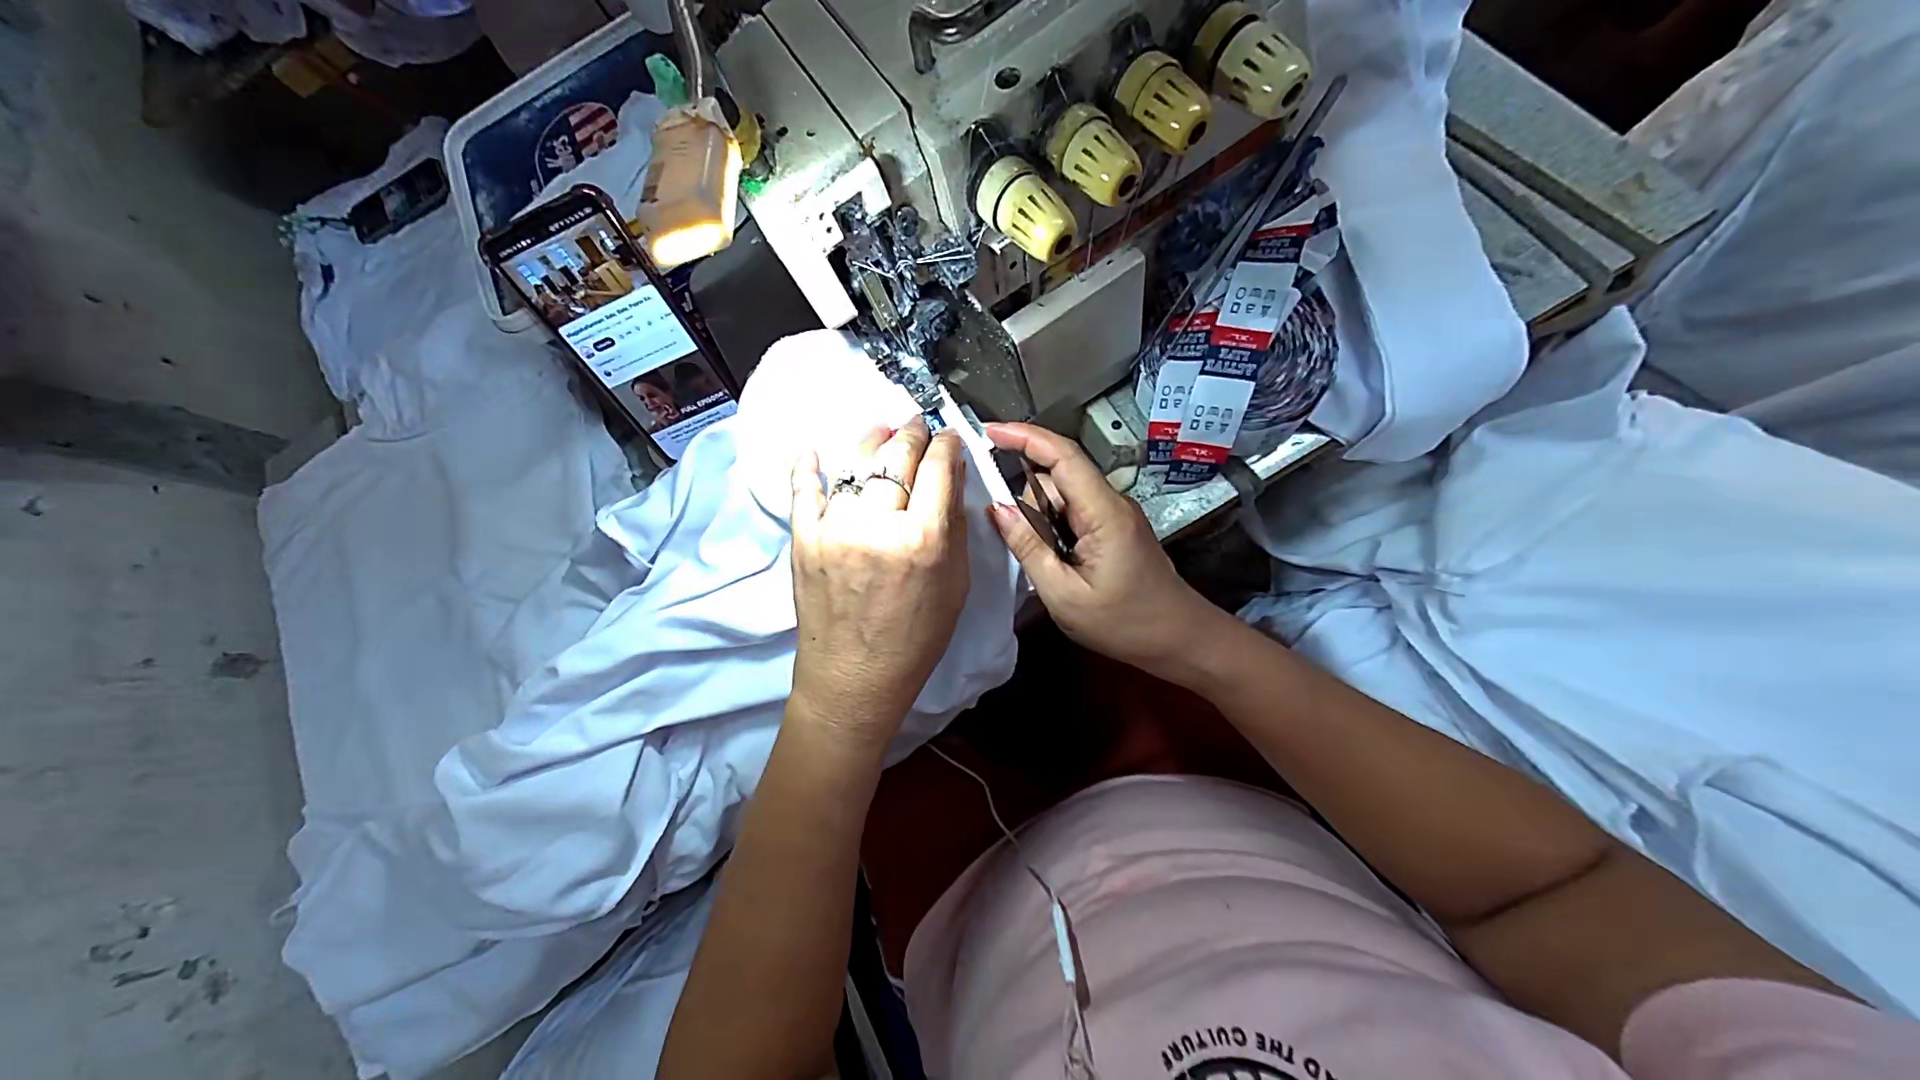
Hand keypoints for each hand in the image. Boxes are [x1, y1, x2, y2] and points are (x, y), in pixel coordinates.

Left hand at [789, 417, 970, 747]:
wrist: (854, 679)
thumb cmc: (915, 640)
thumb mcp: (956, 587)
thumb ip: (957, 530)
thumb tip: (951, 482)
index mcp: (925, 540)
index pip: (938, 468)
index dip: (946, 444)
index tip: (948, 438)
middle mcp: (879, 526)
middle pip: (897, 456)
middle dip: (912, 433)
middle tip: (917, 424)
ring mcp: (835, 529)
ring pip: (854, 463)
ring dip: (872, 441)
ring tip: (881, 431)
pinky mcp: (803, 539)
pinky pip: (804, 490)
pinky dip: (809, 467)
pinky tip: (815, 451)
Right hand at [985, 422, 1236, 687]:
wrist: (1179, 639)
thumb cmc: (1124, 623)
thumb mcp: (1063, 593)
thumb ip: (1028, 547)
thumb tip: (997, 509)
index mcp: (1103, 512)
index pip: (1062, 456)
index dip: (1025, 436)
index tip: (990, 431)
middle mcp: (1111, 503)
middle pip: (1057, 476)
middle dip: (1026, 496)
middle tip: (1013, 535)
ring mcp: (1114, 515)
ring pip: (1063, 496)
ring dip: (1040, 518)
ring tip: (1040, 561)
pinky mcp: (1114, 528)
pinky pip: (1074, 513)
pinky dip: (1053, 527)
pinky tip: (1050, 558)